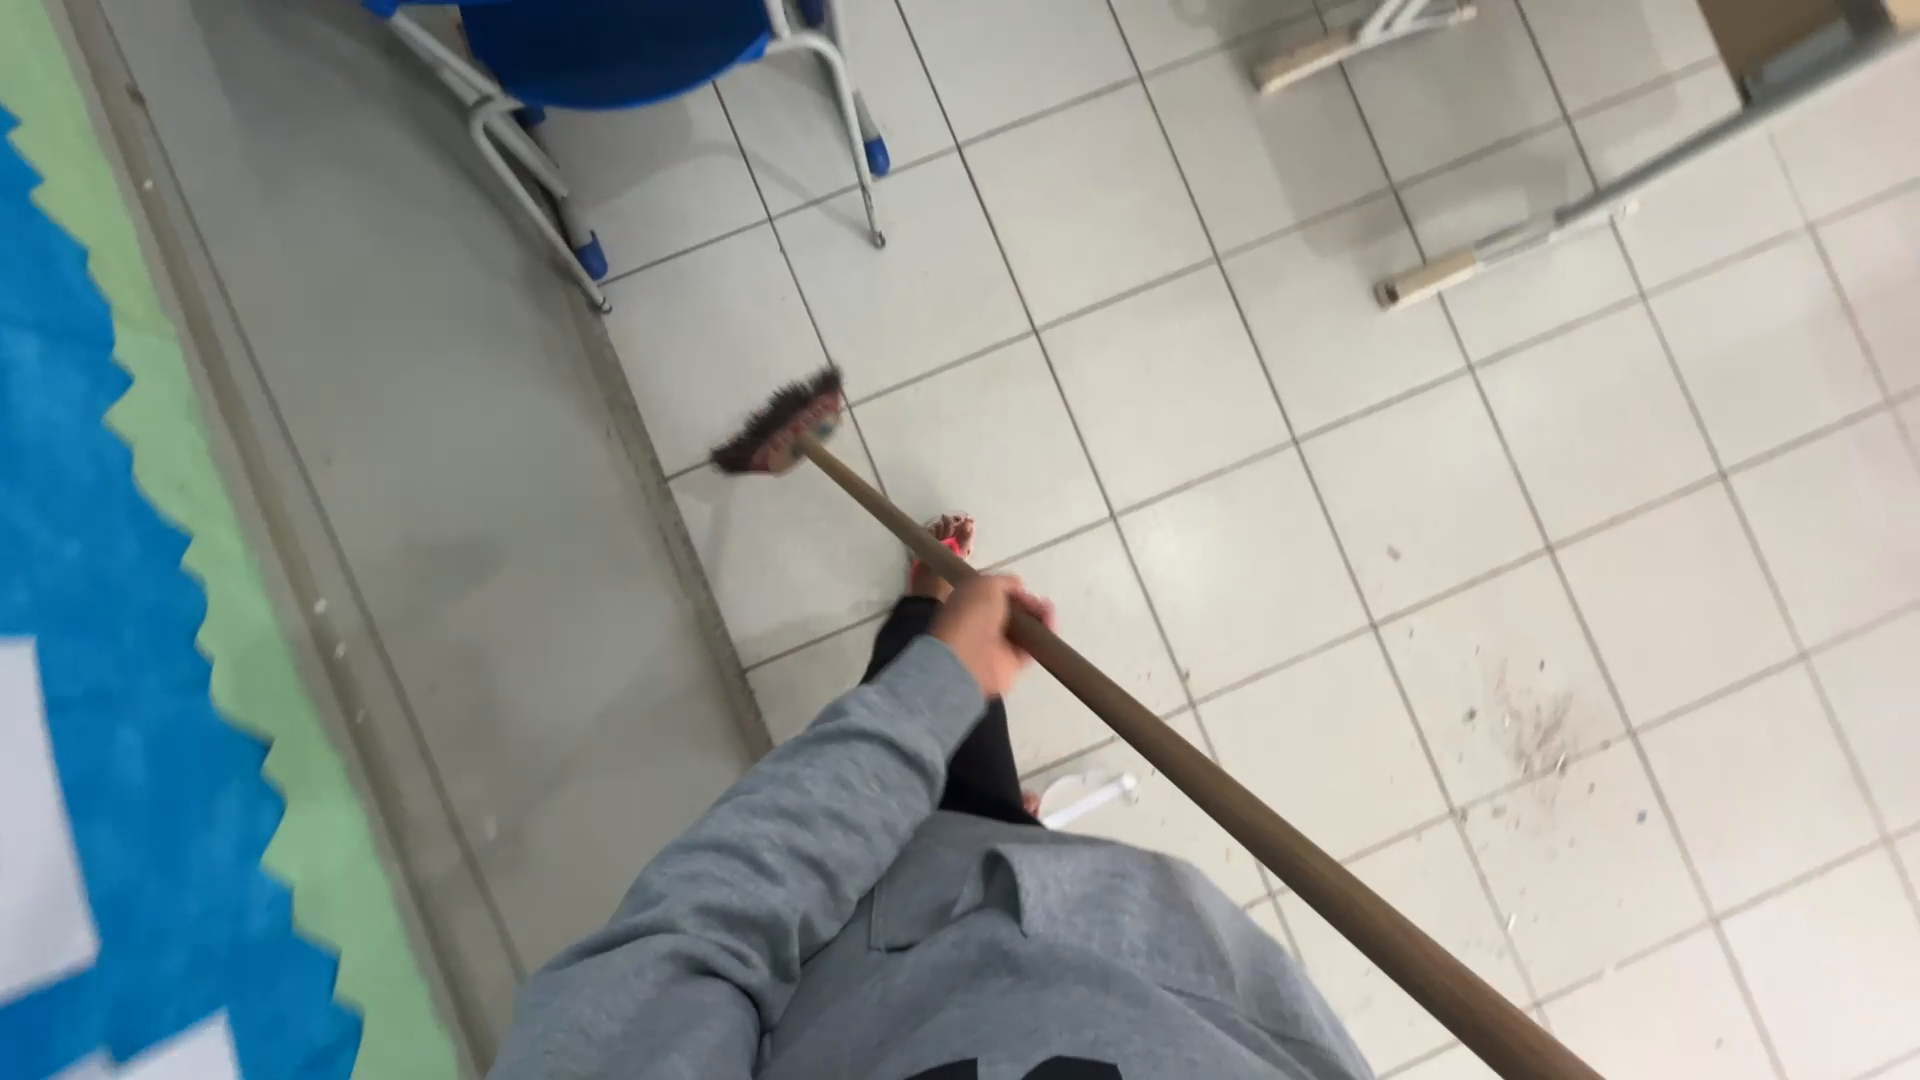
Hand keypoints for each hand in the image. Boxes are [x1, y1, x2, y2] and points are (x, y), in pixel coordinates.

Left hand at [930, 574, 1055, 697]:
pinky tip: (1051, 623)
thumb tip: (1017, 584)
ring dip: (1039, 616)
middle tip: (1037, 601)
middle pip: (1012, 610)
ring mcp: (997, 644)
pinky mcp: (1012, 663)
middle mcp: (982, 623)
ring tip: (1048, 610)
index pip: (993, 594)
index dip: (1009, 589)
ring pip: (1024, 628)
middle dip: (1028, 602)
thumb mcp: (985, 584)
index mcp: (969, 603)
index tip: (1021, 587)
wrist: (968, 657)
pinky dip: (1044, 634)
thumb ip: (1003, 581)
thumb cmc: (972, 614)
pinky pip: (1032, 647)